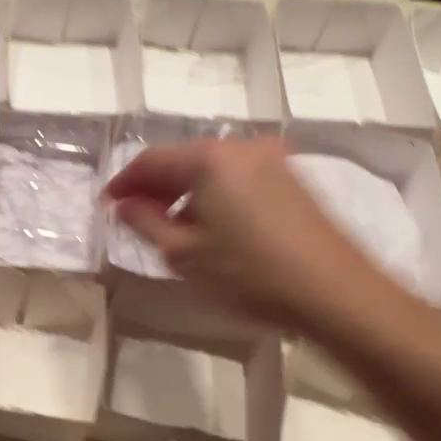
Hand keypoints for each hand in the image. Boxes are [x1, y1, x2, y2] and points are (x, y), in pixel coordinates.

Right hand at [105, 137, 393, 332]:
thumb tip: (124, 205)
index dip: (123, 183)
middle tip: (132, 217)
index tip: (105, 206)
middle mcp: (243, 147)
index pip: (150, 160)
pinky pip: (238, 178)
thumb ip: (145, 223)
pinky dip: (213, 195)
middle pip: (183, 160)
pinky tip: (207, 226)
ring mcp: (274, 160)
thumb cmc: (249, 274)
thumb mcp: (184, 254)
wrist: (335, 292)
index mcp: (210, 159)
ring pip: (212, 169)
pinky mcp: (293, 180)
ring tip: (167, 227)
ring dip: (184, 192)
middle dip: (154, 187)